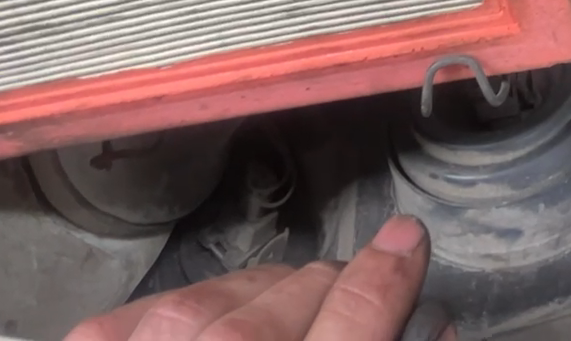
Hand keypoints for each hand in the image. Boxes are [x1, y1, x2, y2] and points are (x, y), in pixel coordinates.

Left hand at [65, 215, 444, 340]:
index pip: (348, 332)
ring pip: (211, 307)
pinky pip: (135, 321)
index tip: (408, 238)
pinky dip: (179, 317)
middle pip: (276, 315)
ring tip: (284, 314)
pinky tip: (207, 325)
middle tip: (346, 292)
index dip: (385, 283)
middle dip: (324, 294)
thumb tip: (435, 324)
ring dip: (261, 301)